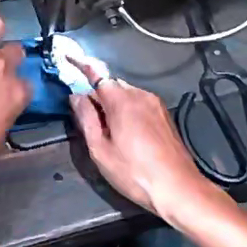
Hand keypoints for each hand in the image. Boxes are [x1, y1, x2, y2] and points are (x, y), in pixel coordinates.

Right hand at [69, 78, 226, 224]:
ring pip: (127, 95)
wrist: (178, 188)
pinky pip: (139, 104)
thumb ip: (87, 119)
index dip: (81, 64)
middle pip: (112, 85)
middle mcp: (141, 95)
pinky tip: (126, 134)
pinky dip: (127, 111)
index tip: (68, 58)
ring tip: (107, 132)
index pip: (97, 74)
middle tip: (86, 118)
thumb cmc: (134, 172)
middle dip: (97, 95)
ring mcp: (156, 105)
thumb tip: (76, 97)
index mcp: (122, 101)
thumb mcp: (100, 150)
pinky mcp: (165, 116)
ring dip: (113, 104)